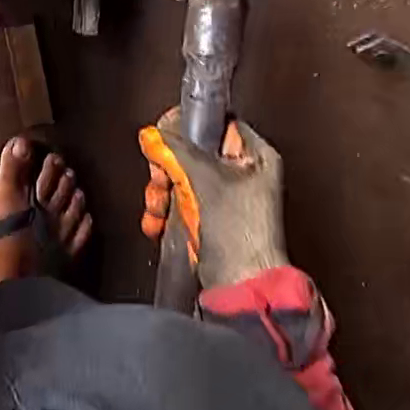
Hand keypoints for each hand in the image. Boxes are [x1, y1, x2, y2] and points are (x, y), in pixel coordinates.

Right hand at [139, 110, 286, 287]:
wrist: (241, 286)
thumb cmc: (241, 236)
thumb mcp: (203, 179)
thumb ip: (174, 149)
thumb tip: (154, 133)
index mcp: (255, 157)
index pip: (216, 123)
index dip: (187, 126)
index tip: (164, 133)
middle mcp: (243, 174)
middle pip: (192, 151)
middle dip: (167, 166)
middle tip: (160, 176)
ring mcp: (226, 197)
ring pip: (181, 176)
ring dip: (161, 190)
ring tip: (157, 205)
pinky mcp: (210, 218)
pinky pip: (179, 201)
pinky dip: (164, 210)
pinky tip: (157, 221)